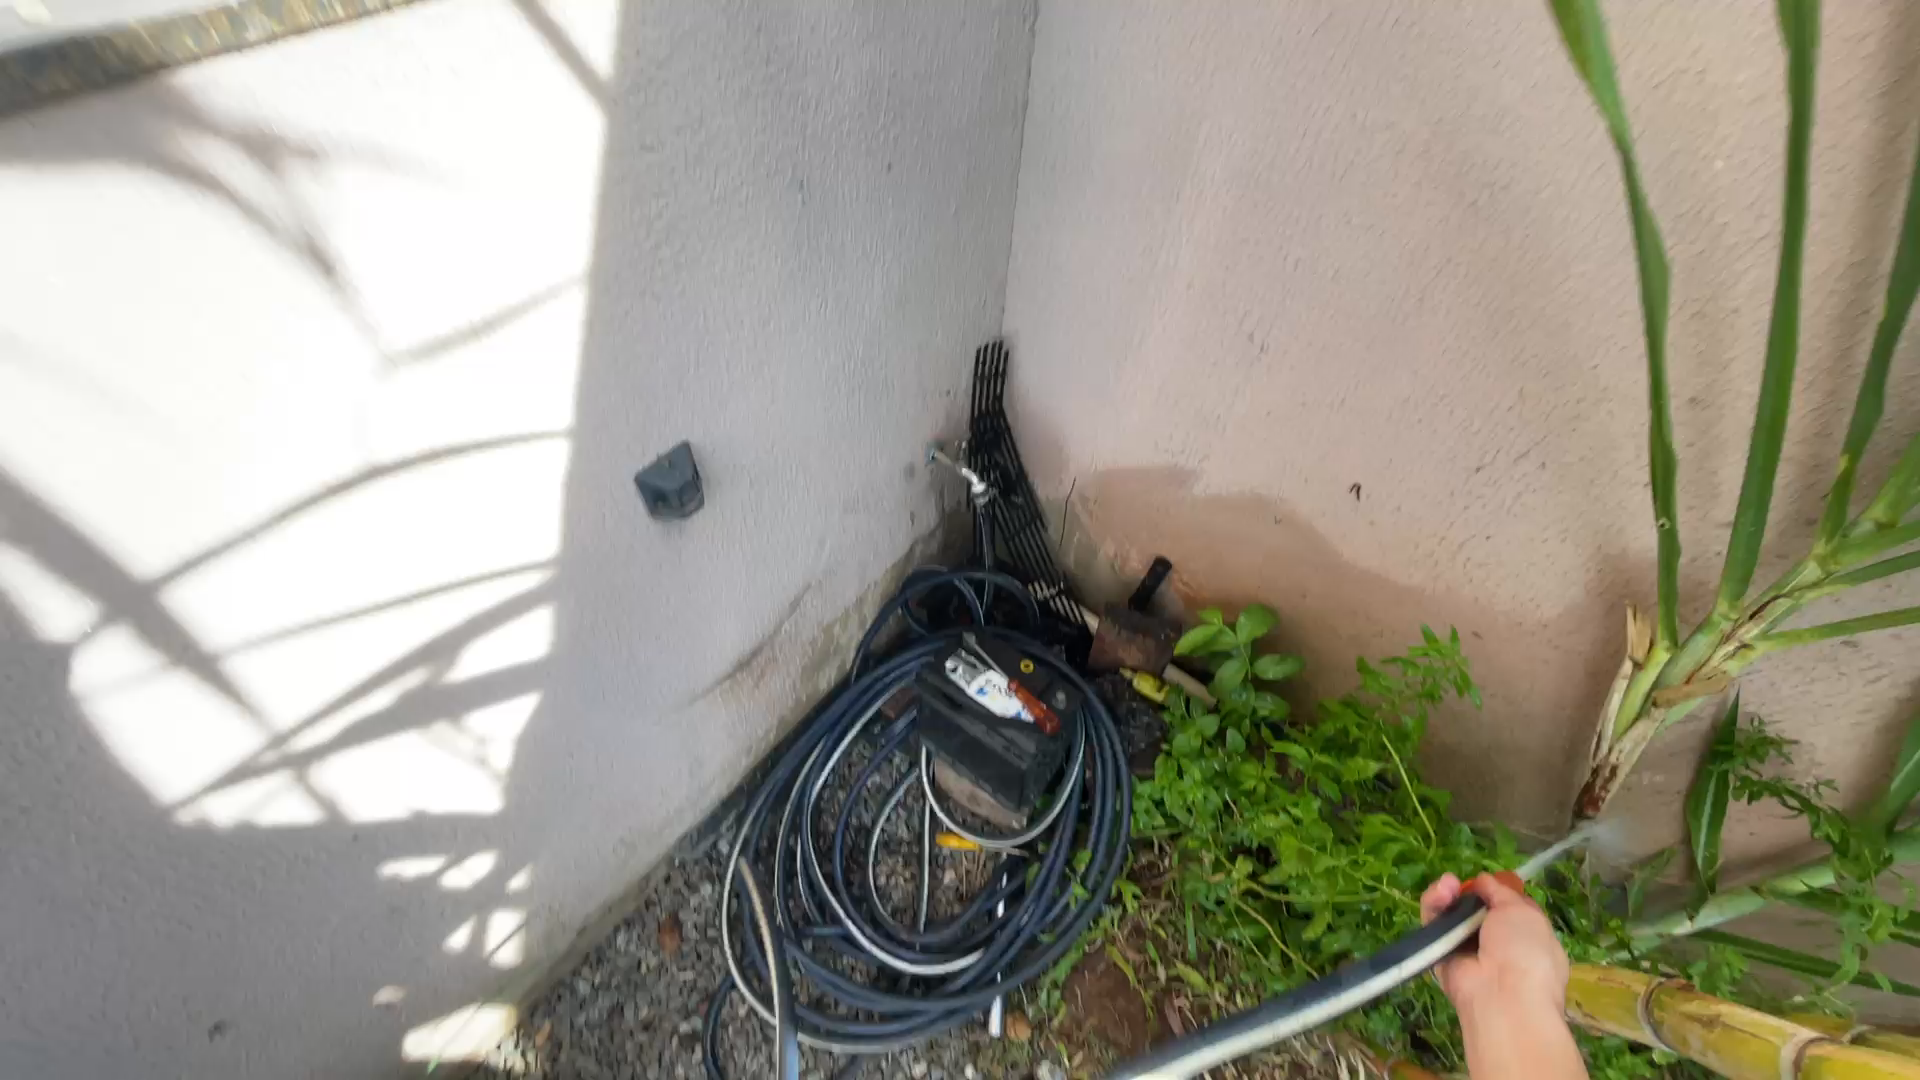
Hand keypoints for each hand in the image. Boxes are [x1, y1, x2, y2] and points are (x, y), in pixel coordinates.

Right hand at [1419, 871, 1569, 1019]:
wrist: (1501, 992)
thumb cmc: (1525, 952)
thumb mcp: (1524, 913)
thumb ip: (1502, 892)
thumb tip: (1484, 880)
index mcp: (1527, 938)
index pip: (1508, 908)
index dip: (1497, 891)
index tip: (1488, 881)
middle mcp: (1496, 942)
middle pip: (1474, 906)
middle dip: (1467, 890)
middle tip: (1461, 882)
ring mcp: (1466, 946)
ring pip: (1450, 911)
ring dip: (1447, 893)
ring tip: (1447, 884)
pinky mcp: (1439, 948)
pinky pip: (1433, 920)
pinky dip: (1434, 904)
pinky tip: (1440, 893)